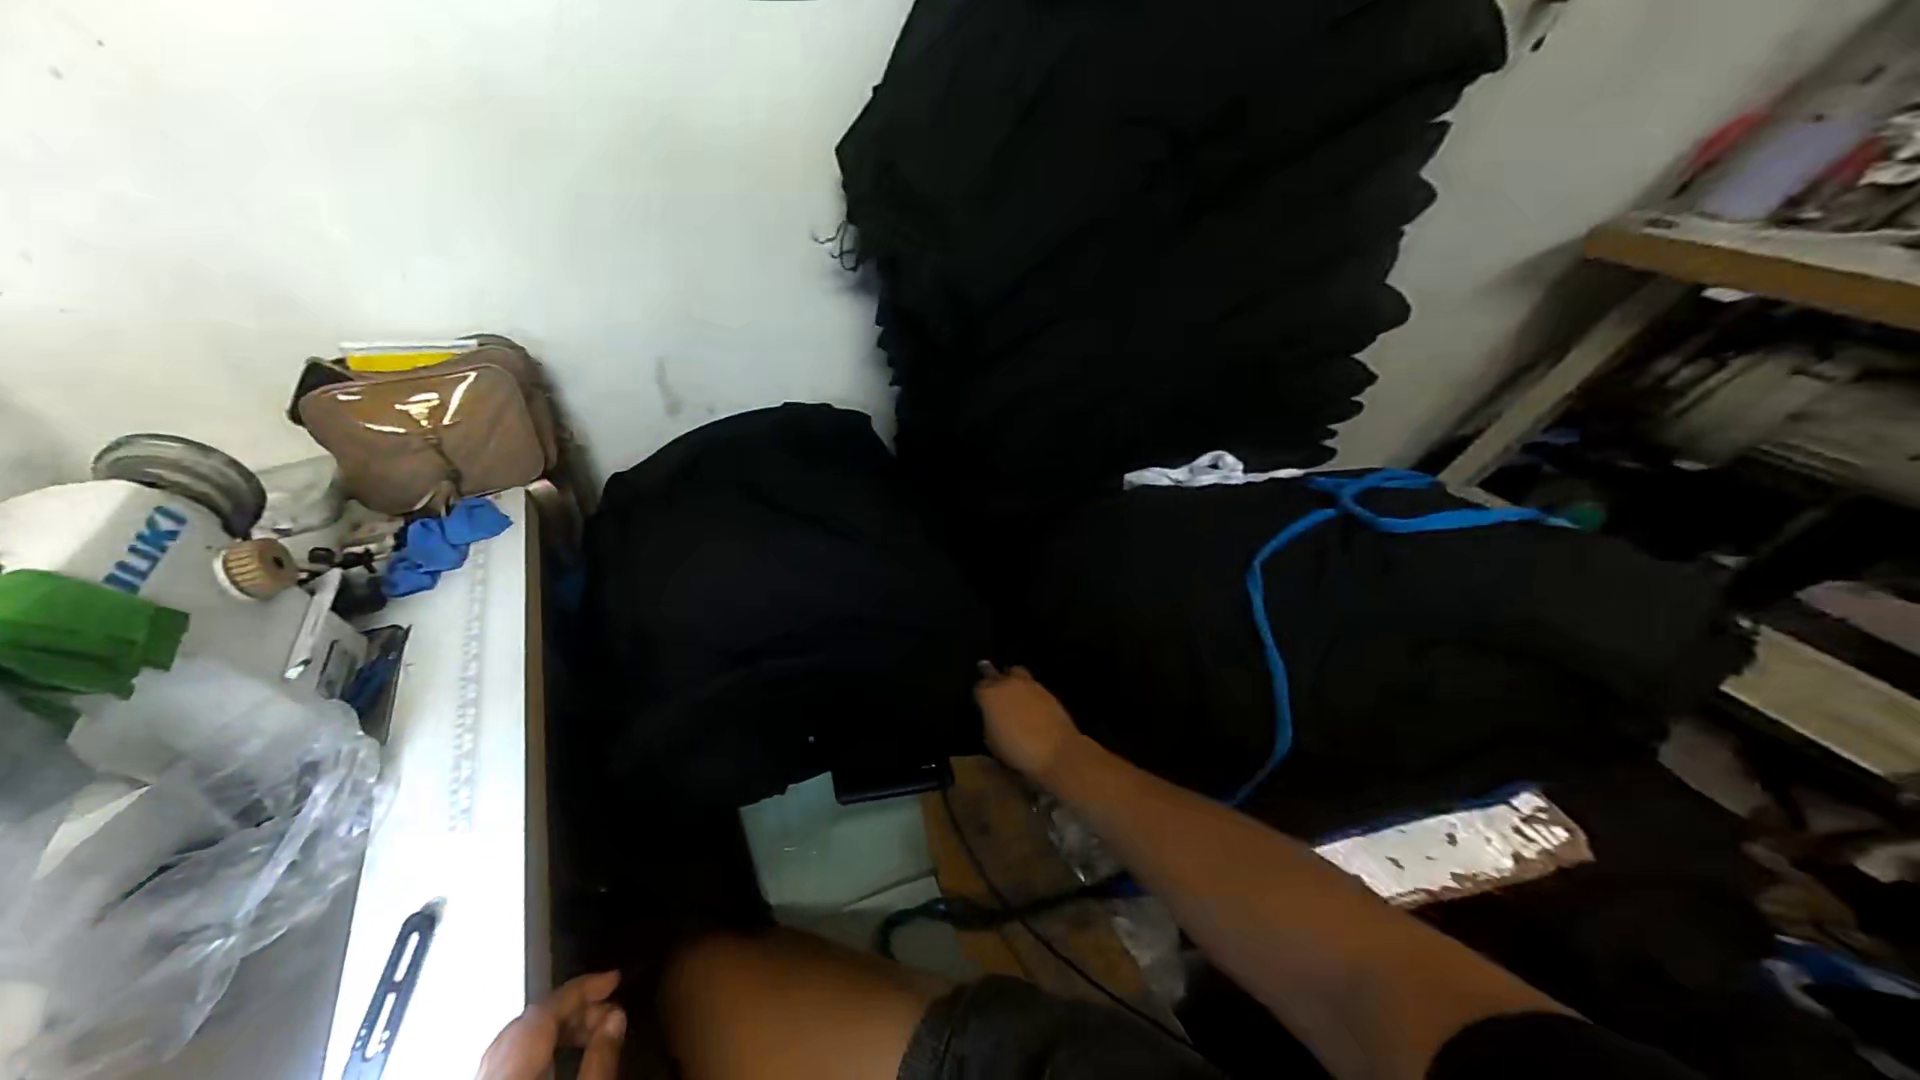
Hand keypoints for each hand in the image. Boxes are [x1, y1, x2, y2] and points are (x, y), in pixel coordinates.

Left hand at [476, 971, 624, 1079]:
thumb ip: (600, 1057)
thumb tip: (617, 1017)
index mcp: (513, 1067)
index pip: (544, 1009)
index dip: (582, 987)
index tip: (614, 978)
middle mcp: (490, 1070)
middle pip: (529, 1021)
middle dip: (572, 1007)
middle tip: (608, 1009)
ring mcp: (483, 1079)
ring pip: (516, 1039)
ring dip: (556, 1026)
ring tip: (592, 1031)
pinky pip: (507, 1057)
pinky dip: (537, 1044)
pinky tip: (561, 1052)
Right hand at [974, 663, 1086, 786]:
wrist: (1056, 751)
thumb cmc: (1017, 750)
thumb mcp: (991, 741)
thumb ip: (989, 722)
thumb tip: (993, 716)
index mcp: (990, 695)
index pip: (979, 687)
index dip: (980, 696)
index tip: (982, 705)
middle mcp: (1008, 684)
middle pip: (997, 675)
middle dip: (994, 683)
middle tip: (995, 696)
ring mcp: (1029, 685)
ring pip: (1016, 673)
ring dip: (1012, 681)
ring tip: (1013, 695)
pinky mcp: (1047, 691)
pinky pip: (1032, 685)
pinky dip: (1028, 691)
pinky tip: (1030, 705)